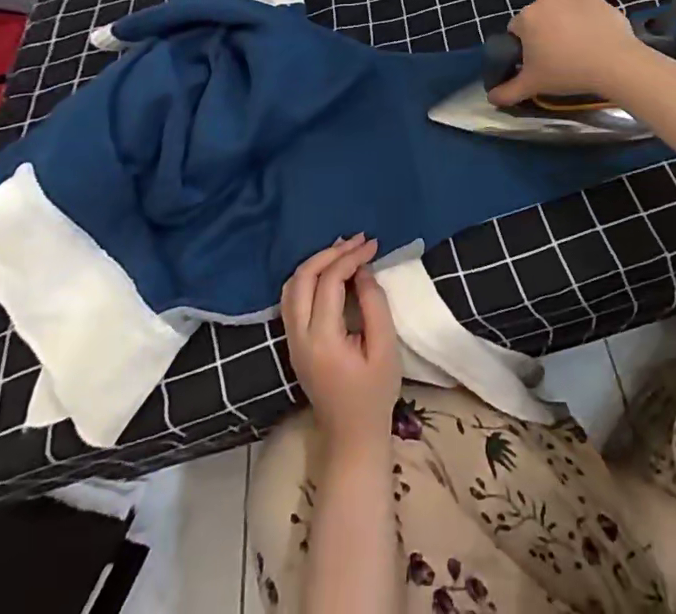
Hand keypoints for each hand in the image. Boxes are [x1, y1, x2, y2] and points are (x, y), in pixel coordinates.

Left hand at [281, 235, 400, 453]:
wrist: (350, 433)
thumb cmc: (374, 394)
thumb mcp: (385, 349)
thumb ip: (374, 306)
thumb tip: (363, 272)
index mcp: (321, 338)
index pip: (329, 282)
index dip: (350, 258)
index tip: (374, 245)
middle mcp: (298, 335)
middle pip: (302, 278)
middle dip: (329, 253)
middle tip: (359, 241)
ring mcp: (291, 339)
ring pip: (291, 287)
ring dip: (315, 263)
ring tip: (344, 249)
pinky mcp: (293, 342)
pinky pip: (292, 299)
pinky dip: (308, 277)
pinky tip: (330, 271)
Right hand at [487, 0, 651, 105]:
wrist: (614, 62)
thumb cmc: (567, 72)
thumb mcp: (533, 85)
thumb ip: (508, 91)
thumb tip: (491, 98)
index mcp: (527, 18)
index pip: (515, 30)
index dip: (523, 48)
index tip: (536, 63)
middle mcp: (547, 0)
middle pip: (539, 19)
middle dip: (544, 35)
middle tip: (557, 59)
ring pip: (562, 13)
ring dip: (564, 26)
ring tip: (579, 50)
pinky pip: (584, 10)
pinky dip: (585, 21)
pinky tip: (595, 40)